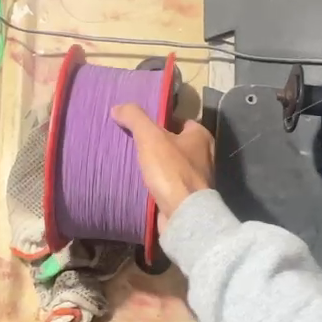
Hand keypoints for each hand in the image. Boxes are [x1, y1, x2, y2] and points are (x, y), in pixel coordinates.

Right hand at [111, 103, 213, 228]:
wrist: (183, 214)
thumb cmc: (171, 170)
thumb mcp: (150, 137)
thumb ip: (135, 118)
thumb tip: (117, 107)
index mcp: (201, 137)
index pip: (180, 121)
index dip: (161, 121)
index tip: (141, 125)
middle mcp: (204, 156)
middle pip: (175, 144)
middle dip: (156, 144)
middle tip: (133, 143)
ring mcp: (197, 179)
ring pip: (172, 165)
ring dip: (156, 165)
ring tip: (133, 163)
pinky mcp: (188, 198)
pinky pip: (170, 184)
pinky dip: (158, 183)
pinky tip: (141, 183)